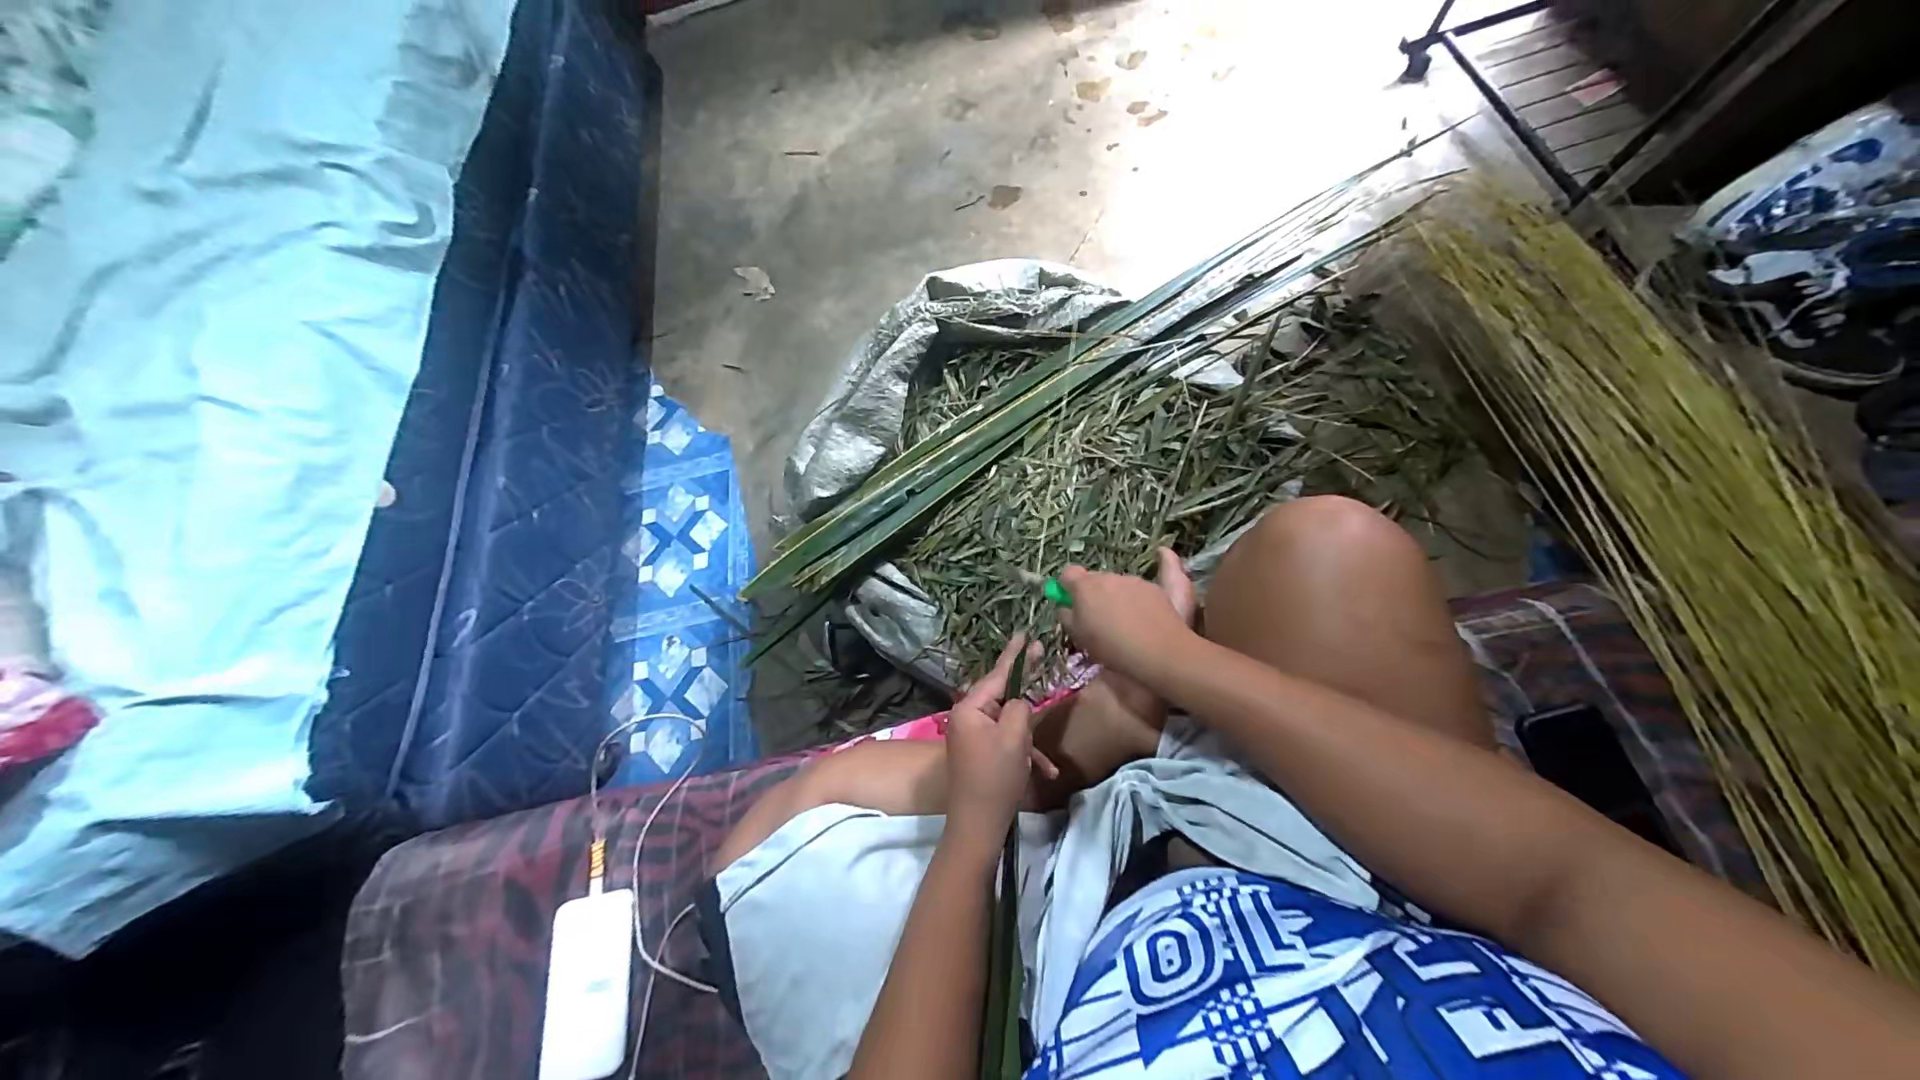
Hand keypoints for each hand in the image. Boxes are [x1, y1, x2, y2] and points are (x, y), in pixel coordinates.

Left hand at [945, 635, 1054, 846]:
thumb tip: (1019, 702)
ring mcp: (971, 736)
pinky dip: (1022, 751)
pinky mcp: (979, 752)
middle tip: (1041, 658)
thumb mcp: (1014, 736)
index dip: (1014, 655)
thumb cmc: (995, 776)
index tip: (1025, 635)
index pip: (997, 675)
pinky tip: (1044, 771)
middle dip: (1023, 698)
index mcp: (969, 708)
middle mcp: (966, 717)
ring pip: (1007, 721)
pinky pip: (1005, 741)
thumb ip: (1019, 708)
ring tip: (1036, 755)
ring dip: (1025, 736)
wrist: (977, 823)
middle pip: (1001, 696)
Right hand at [1056, 548, 1198, 691]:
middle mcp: (1109, 577)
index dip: (1066, 585)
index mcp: (1084, 586)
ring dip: (1115, 596)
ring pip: (1117, 584)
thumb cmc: (1111, 647)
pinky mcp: (1154, 588)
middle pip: (1094, 579)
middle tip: (1097, 617)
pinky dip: (1135, 599)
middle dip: (1092, 593)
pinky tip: (1141, 617)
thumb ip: (1066, 616)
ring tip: (1122, 621)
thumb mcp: (1078, 636)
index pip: (1068, 573)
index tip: (1070, 600)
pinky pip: (1138, 589)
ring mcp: (1133, 580)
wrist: (1159, 652)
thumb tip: (1066, 606)